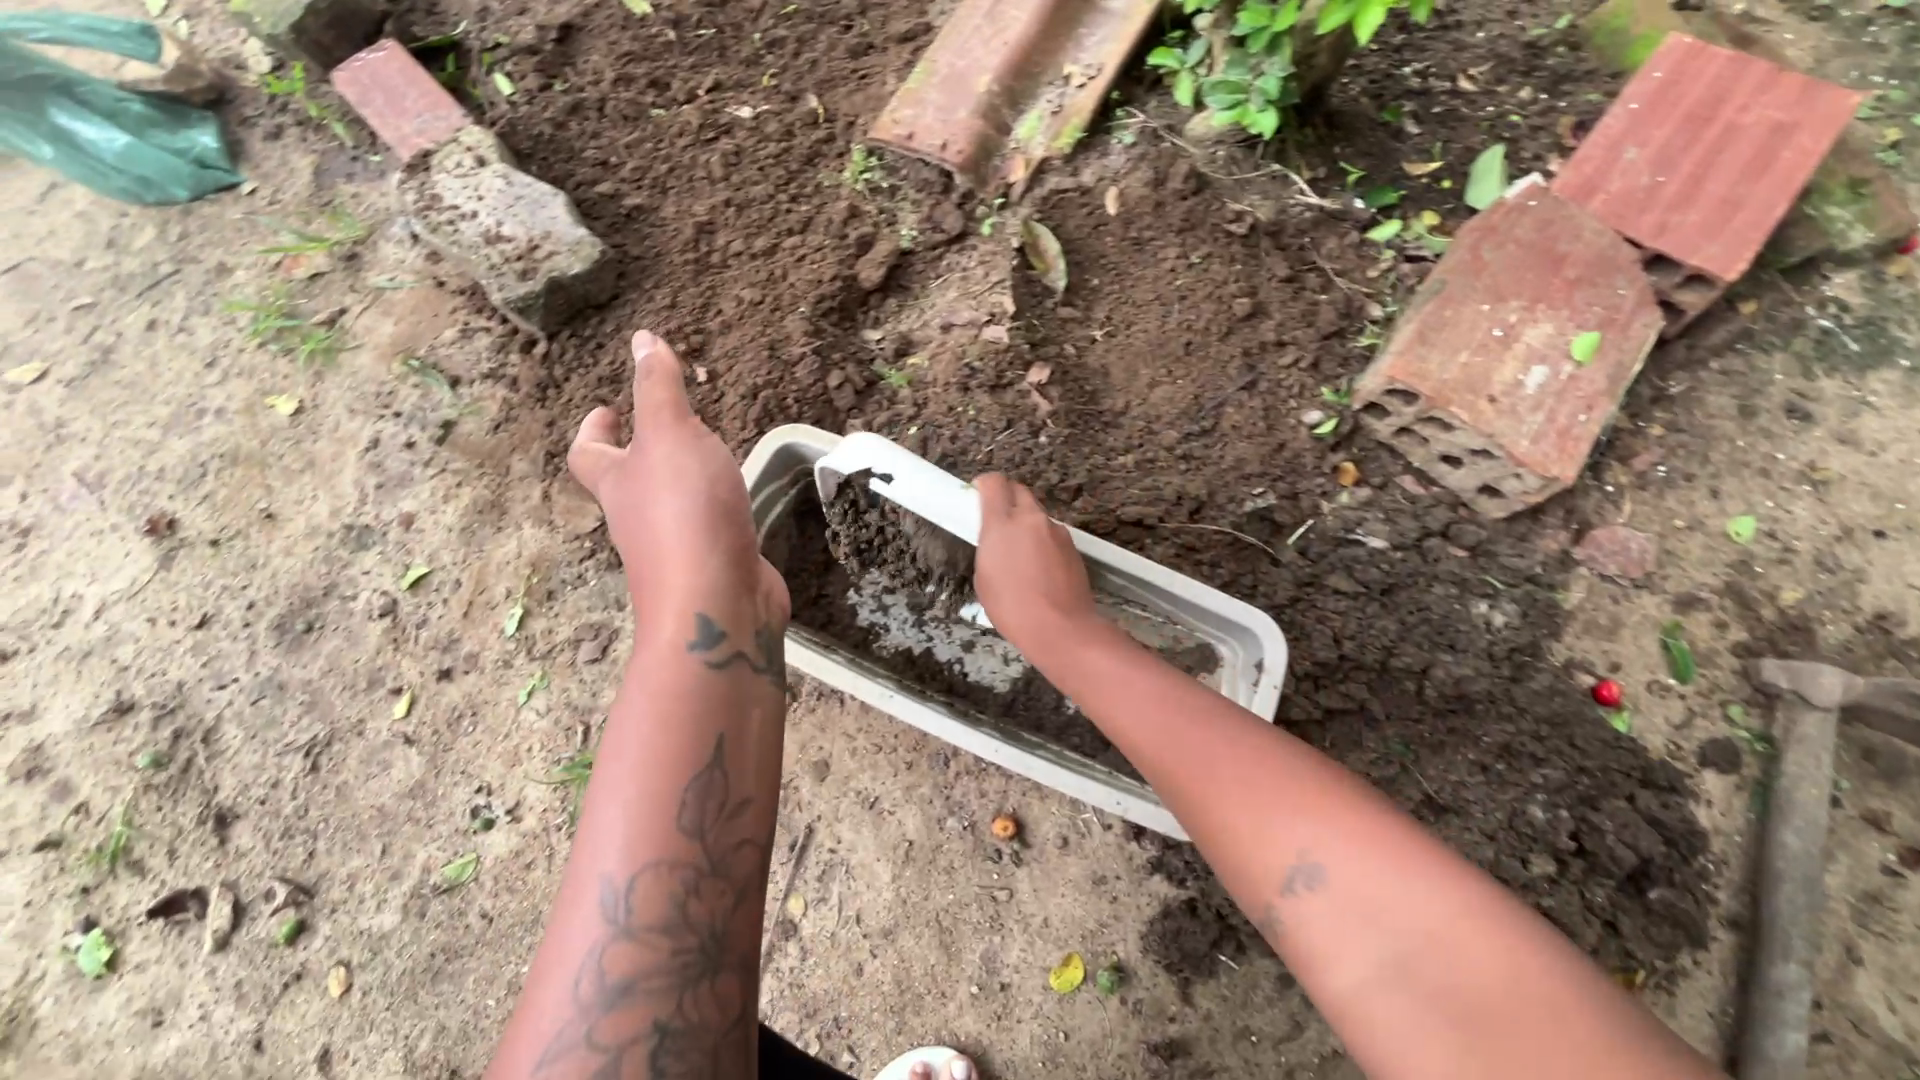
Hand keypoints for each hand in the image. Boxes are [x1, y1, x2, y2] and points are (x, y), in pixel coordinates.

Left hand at [568, 332, 788, 640]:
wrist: (717, 604)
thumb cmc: (685, 513)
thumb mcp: (671, 436)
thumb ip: (659, 388)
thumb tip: (642, 338)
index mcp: (617, 484)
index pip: (587, 452)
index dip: (593, 428)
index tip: (606, 407)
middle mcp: (638, 518)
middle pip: (625, 483)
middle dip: (637, 455)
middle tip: (665, 428)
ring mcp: (676, 549)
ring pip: (669, 509)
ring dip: (681, 484)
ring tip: (709, 457)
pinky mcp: (714, 567)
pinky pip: (710, 530)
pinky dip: (718, 511)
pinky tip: (741, 503)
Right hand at [972, 474, 1101, 654]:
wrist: (1060, 627)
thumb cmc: (1012, 608)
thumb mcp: (984, 577)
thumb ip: (989, 547)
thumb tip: (997, 540)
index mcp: (1002, 524)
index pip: (994, 483)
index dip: (984, 484)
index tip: (978, 492)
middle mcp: (1031, 519)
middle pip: (1019, 491)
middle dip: (1007, 498)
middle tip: (998, 520)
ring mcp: (1055, 531)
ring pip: (1037, 514)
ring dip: (1027, 522)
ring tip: (1021, 552)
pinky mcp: (1072, 545)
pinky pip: (1052, 533)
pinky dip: (1043, 541)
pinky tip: (1040, 567)